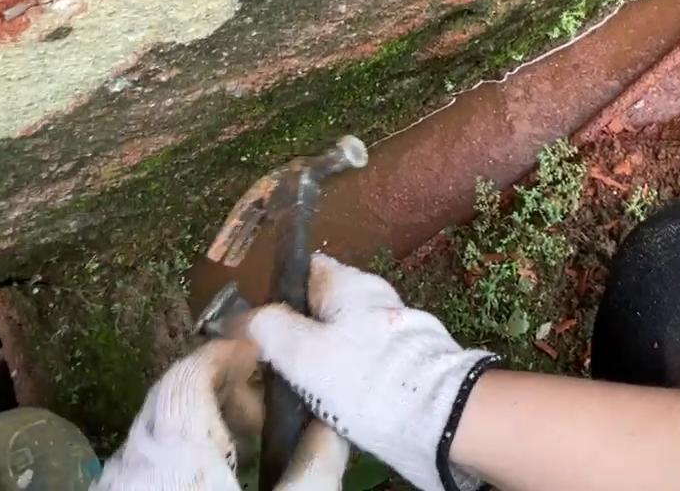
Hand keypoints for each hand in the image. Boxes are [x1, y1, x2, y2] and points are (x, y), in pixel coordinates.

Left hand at [95, 337, 348, 490]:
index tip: (262, 357)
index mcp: (177, 456)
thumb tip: (332, 422)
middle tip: (262, 412)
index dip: (225, 354)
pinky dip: (176, 459)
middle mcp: (133, 470)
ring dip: (196, 425)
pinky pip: (140, 471)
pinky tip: (208, 486)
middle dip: (218, 391)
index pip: (188, 375)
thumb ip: (317, 462)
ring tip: (240, 451)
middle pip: (168, 400)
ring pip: (151, 435)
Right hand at [245, 255, 497, 490]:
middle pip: (323, 304)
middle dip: (298, 330)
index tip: (259, 322)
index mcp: (350, 282)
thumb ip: (271, 329)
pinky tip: (330, 398)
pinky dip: (344, 374)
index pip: (308, 267)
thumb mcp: (304, 352)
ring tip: (296, 386)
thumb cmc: (364, 373)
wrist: (435, 412)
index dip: (280, 289)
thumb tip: (245, 316)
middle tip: (271, 363)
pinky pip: (361, 359)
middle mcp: (373, 296)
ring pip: (343, 334)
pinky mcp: (402, 358)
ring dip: (321, 356)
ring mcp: (391, 327)